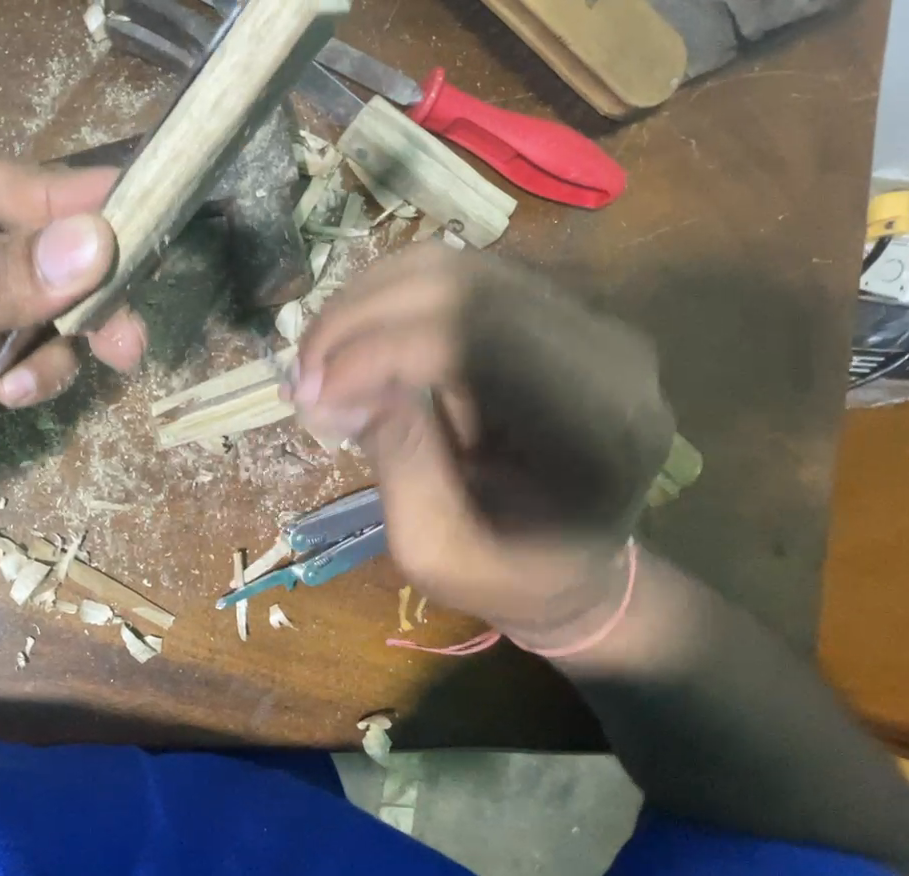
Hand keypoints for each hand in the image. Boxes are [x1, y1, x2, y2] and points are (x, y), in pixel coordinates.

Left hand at [0, 155, 149, 529]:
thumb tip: (92, 247)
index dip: (63, 197)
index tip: (136, 211)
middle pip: (41, 241)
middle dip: (86, 281)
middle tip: (126, 325)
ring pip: (56, 301)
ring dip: (74, 336)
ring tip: (61, 375)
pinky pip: (44, 352)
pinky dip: (45, 373)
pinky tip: (12, 399)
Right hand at [289, 244, 673, 639]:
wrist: (573, 567)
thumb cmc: (506, 577)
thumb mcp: (438, 552)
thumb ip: (402, 467)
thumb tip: (341, 386)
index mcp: (599, 424)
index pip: (481, 338)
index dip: (379, 351)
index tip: (309, 397)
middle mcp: (608, 352)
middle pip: (465, 284)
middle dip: (358, 320)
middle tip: (300, 377)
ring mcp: (585, 323)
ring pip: (454, 266)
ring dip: (365, 307)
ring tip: (317, 365)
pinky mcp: (550, 313)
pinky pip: (455, 279)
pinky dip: (386, 307)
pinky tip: (352, 352)